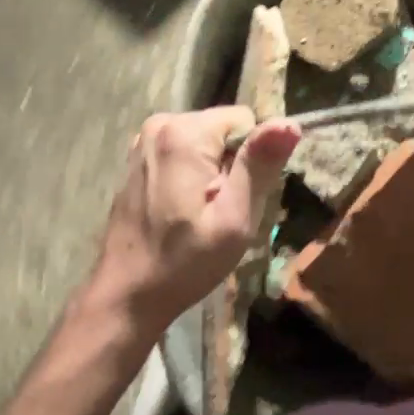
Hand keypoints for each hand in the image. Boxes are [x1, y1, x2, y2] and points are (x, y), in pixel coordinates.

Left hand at [88, 107, 300, 330]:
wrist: (125, 295)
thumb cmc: (183, 263)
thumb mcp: (233, 220)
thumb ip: (259, 166)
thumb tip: (289, 123)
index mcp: (185, 132)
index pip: (245, 120)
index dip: (250, 160)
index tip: (233, 198)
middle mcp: (161, 122)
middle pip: (223, 129)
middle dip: (230, 164)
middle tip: (217, 210)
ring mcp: (145, 138)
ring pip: (205, 140)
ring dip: (211, 170)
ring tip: (199, 212)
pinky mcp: (138, 155)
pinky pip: (183, 150)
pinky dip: (191, 173)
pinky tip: (180, 207)